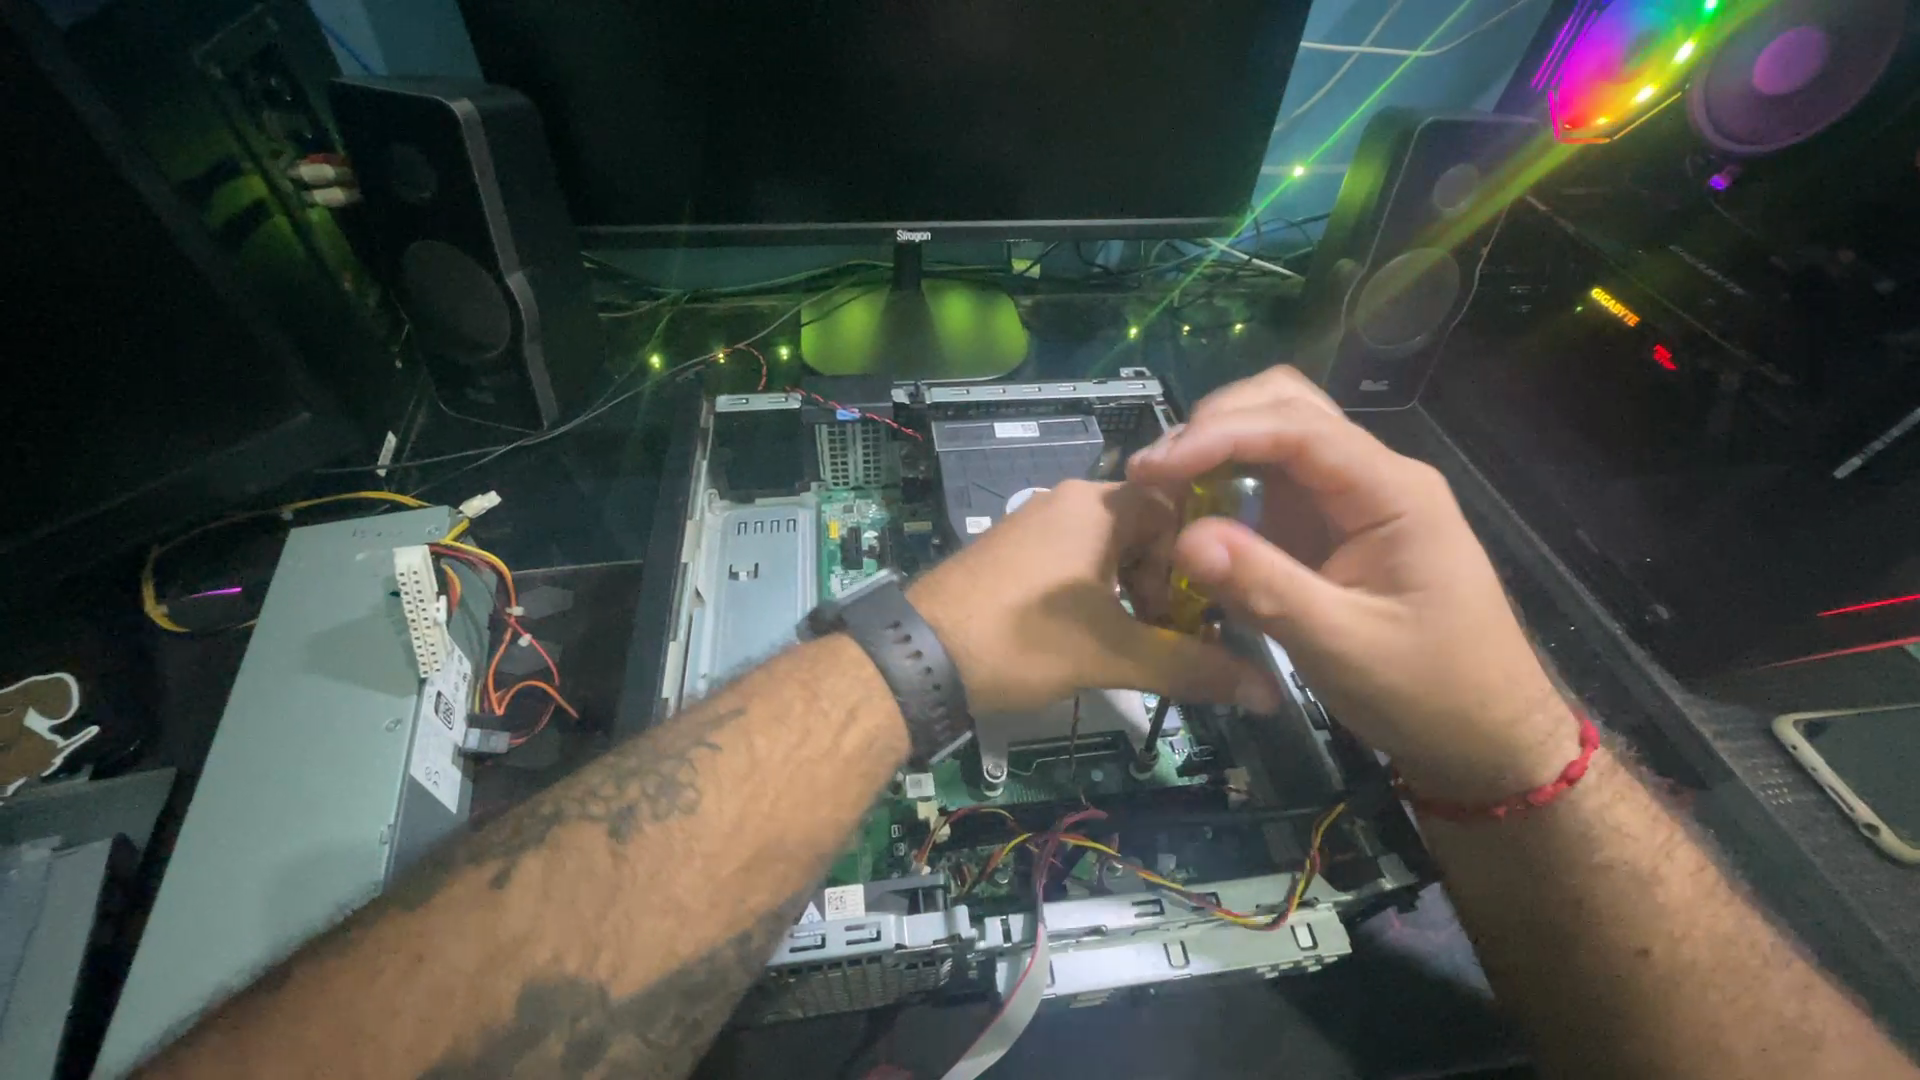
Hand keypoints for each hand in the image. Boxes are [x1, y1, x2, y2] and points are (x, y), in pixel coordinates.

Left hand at [907, 479, 1283, 715]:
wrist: (919, 655)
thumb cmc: (1024, 641)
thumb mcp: (1113, 655)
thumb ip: (1192, 667)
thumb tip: (1270, 692)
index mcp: (1098, 504)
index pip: (1179, 510)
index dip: (1197, 564)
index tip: (1195, 613)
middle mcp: (1068, 501)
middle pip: (1146, 533)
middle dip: (1163, 586)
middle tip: (1163, 637)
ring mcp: (1034, 525)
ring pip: (1109, 552)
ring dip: (1130, 596)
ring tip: (1127, 644)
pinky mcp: (1012, 553)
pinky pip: (1074, 562)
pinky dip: (1094, 596)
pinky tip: (1086, 637)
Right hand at [1128, 367, 1577, 801]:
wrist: (1482, 733)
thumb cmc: (1428, 691)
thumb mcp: (1342, 645)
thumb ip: (1264, 588)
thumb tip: (1182, 538)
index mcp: (1391, 491)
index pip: (1297, 429)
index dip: (1218, 436)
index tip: (1152, 469)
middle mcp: (1370, 476)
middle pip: (1286, 405)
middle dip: (1213, 426)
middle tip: (1155, 472)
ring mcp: (1347, 497)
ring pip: (1274, 433)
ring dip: (1216, 445)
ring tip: (1163, 484)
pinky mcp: (1326, 524)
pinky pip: (1268, 480)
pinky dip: (1223, 481)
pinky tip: (1191, 507)